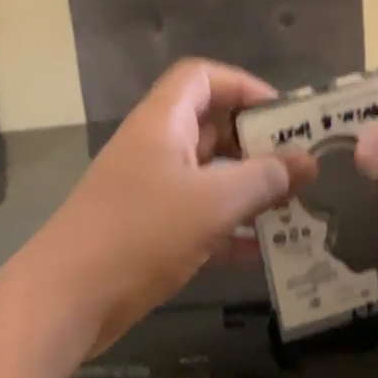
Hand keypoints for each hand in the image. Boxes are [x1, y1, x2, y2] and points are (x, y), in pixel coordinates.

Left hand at [24, 59, 314, 352]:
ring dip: (248, 194)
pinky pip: (198, 224)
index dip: (245, 87)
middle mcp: (154, 152)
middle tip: (302, 169)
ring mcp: (149, 196)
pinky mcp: (149, 237)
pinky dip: (230, 233)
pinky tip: (265, 253)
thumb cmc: (140, 234)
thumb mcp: (212, 202)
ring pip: (208, 182)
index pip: (202, 80)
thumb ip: (264, 179)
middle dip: (256, 146)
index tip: (285, 116)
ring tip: (296, 210)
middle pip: (210, 131)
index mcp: (161, 124)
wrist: (69, 298)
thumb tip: (308, 163)